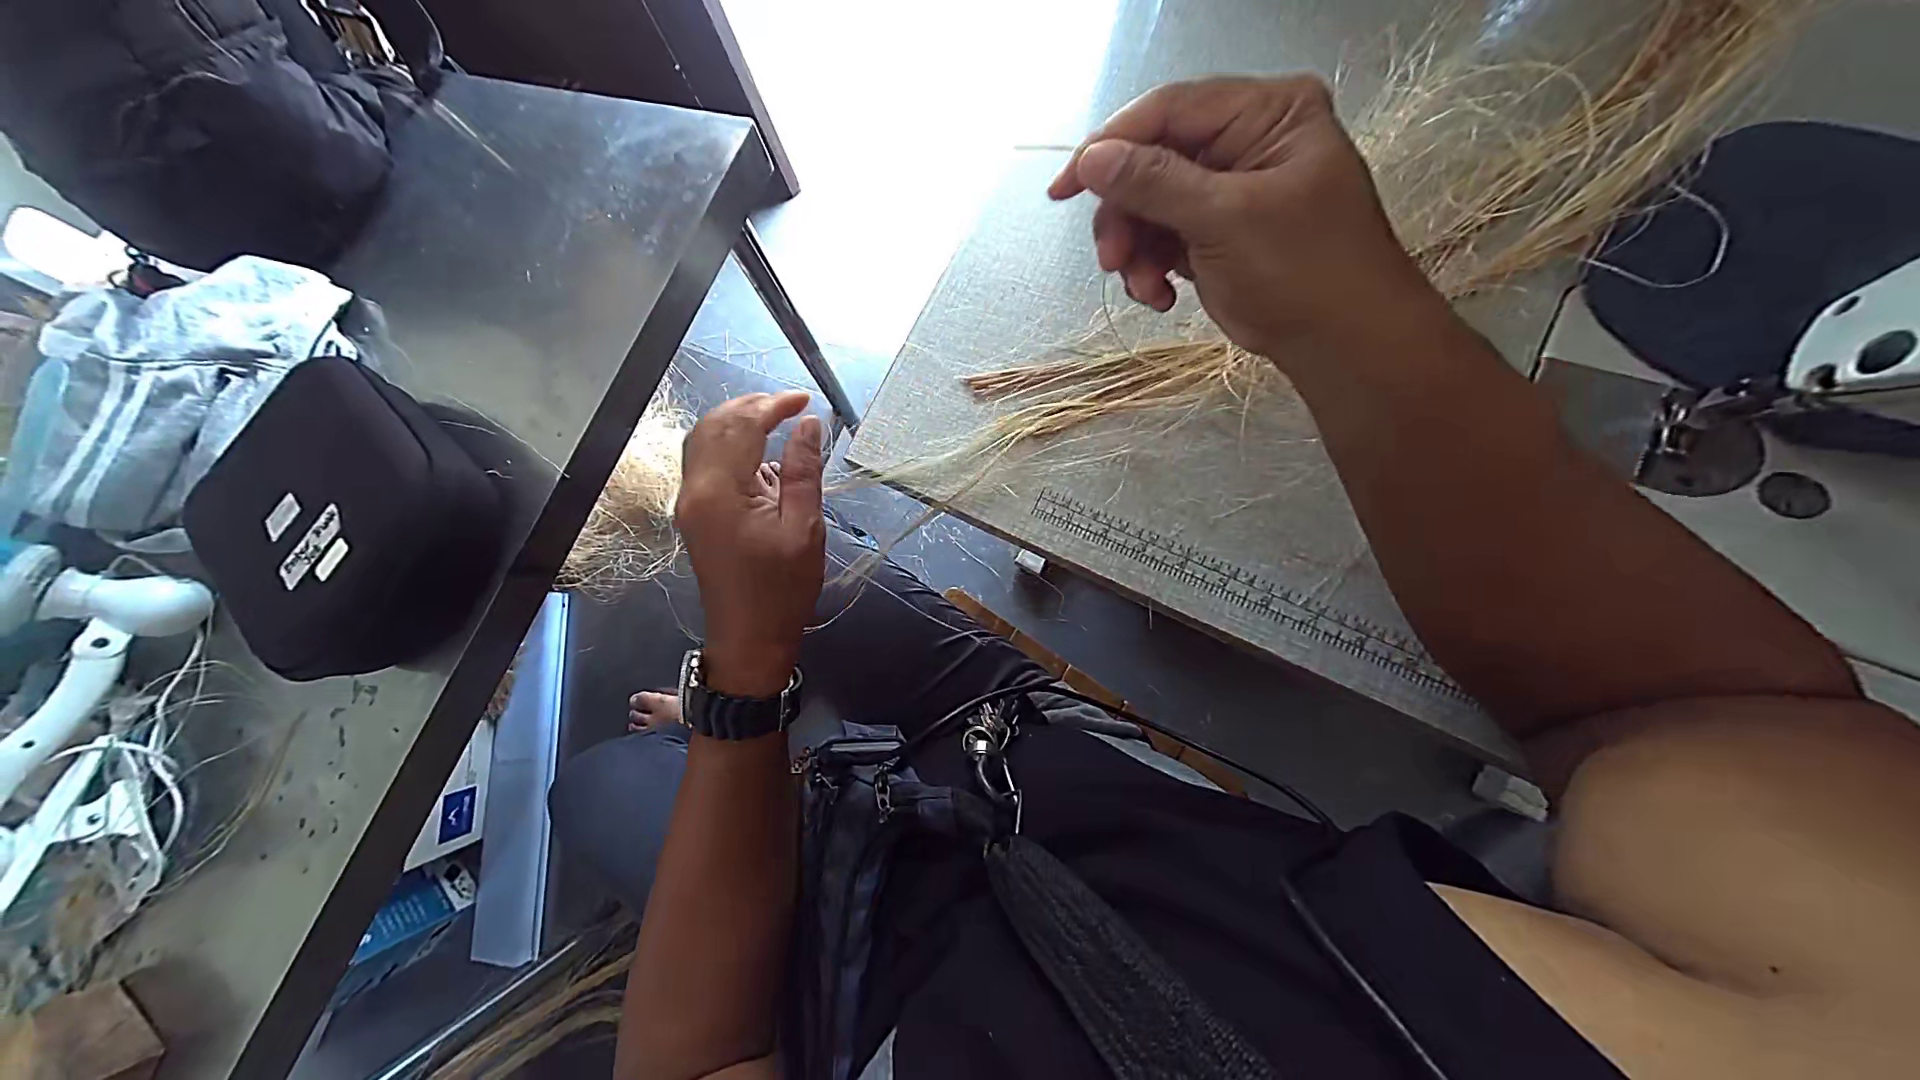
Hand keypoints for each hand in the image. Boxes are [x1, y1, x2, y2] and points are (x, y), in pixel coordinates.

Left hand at [674, 392, 825, 697]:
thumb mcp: (804, 528)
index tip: (803, 399)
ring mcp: (690, 503)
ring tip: (775, 420)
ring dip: (736, 423)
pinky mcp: (695, 515)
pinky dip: (729, 447)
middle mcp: (695, 491)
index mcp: (720, 492)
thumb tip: (808, 426)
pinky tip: (759, 455)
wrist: (749, 637)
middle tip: (789, 404)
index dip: (772, 405)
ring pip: (704, 442)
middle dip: (750, 406)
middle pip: (713, 426)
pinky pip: (705, 465)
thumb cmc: (782, 590)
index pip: (741, 427)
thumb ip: (802, 470)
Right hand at [1048, 76, 1449, 365]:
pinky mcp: (1216, 233)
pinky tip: (1161, 297)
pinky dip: (1152, 269)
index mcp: (1265, 113)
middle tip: (1113, 261)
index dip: (1109, 146)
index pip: (1169, 111)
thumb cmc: (1301, 271)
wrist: (1341, 342)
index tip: (1063, 190)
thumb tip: (1091, 158)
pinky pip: (1163, 240)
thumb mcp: (1225, 219)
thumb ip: (1155, 183)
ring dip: (1137, 253)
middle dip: (1127, 217)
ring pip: (1151, 208)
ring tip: (1147, 291)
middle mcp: (1244, 142)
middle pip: (1152, 163)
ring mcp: (1228, 192)